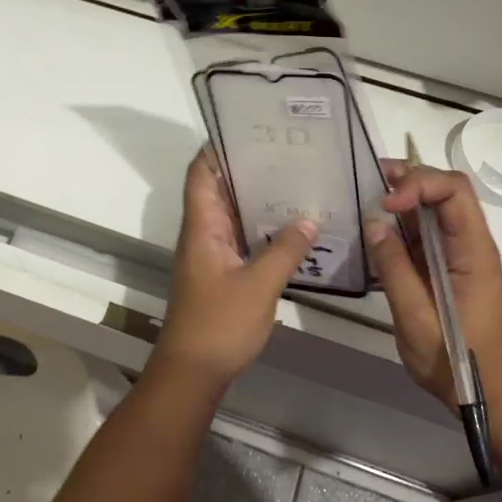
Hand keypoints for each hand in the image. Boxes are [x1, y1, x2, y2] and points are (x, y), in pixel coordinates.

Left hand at [152, 149, 315, 388]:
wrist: (192, 373)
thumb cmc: (219, 324)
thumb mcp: (258, 285)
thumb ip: (285, 250)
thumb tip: (309, 218)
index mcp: (202, 228)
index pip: (201, 174)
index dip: (217, 148)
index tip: (247, 128)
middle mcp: (203, 234)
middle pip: (219, 188)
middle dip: (247, 168)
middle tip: (287, 151)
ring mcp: (211, 254)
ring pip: (232, 214)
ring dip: (257, 198)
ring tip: (296, 180)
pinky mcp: (222, 273)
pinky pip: (241, 238)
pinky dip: (261, 227)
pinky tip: (291, 226)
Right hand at [368, 162, 501, 408]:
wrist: (488, 395)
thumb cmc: (458, 360)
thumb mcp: (417, 318)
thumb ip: (395, 269)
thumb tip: (374, 224)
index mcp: (473, 250)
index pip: (453, 190)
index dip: (419, 184)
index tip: (386, 204)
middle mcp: (470, 244)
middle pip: (446, 190)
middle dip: (410, 179)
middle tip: (370, 181)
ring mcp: (460, 255)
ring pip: (435, 208)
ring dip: (404, 198)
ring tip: (367, 198)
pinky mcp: (447, 268)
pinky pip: (427, 233)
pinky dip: (402, 224)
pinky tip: (376, 230)